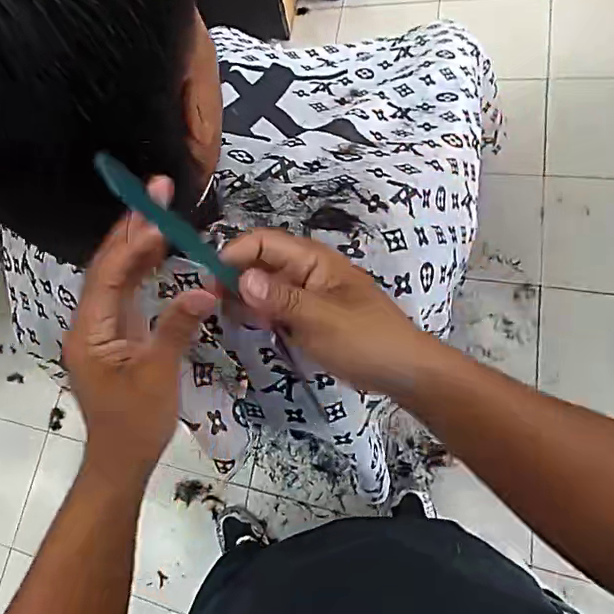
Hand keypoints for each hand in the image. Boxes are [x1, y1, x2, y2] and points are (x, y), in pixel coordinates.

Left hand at [63, 177, 217, 485]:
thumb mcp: (159, 374)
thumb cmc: (136, 423)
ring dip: (137, 245)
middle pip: (108, 267)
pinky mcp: (117, 337)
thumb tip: (204, 289)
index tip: (157, 213)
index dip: (132, 242)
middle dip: (132, 229)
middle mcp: (90, 323)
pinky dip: (143, 271)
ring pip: (117, 277)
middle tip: (156, 190)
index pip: (109, 275)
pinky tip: (159, 252)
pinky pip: (128, 294)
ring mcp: (103, 329)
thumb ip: (177, 328)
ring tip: (159, 210)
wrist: (121, 461)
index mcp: (90, 331)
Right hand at [218, 228, 440, 393]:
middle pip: (260, 263)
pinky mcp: (310, 317)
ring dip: (247, 299)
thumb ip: (281, 298)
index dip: (234, 255)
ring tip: (234, 321)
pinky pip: (278, 308)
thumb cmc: (367, 340)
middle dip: (235, 279)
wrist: (404, 371)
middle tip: (216, 309)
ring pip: (265, 287)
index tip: (209, 283)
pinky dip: (262, 315)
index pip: (264, 242)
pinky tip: (256, 330)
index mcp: (314, 260)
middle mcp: (308, 271)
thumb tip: (240, 278)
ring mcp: (309, 295)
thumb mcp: (322, 319)